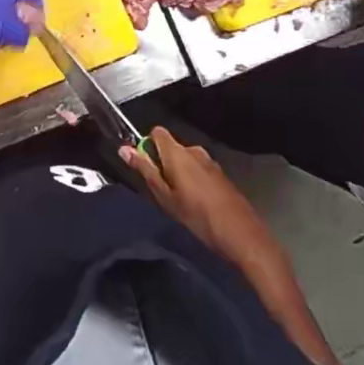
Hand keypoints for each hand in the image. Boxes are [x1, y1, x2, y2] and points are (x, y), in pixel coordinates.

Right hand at [121, 127, 276, 269]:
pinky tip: (195, 202)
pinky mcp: (220, 174)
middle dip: (162, 162)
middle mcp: (194, 150)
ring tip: (177, 199)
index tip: (146, 167)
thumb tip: (124, 149)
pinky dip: (191, 179)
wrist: (239, 232)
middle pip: (170, 147)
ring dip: (177, 173)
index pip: (157, 132)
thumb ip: (145, 170)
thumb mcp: (164, 195)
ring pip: (184, 159)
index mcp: (178, 152)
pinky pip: (197, 168)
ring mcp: (210, 162)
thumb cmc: (196, 214)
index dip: (147, 145)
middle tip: (160, 190)